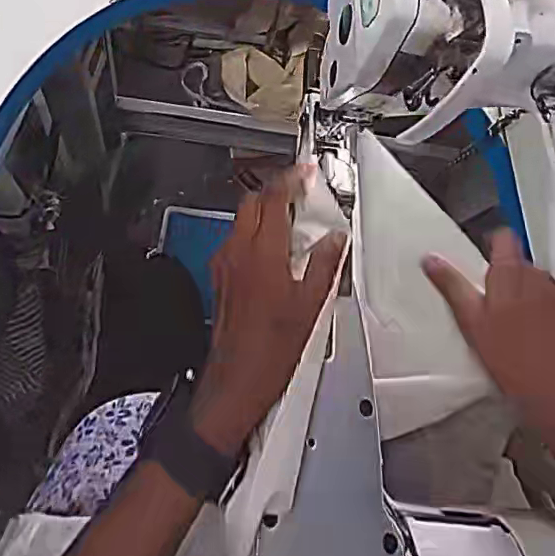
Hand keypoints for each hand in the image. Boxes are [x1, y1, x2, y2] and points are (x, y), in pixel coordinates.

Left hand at [191, 167, 346, 453]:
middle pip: (252, 201)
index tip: (305, 172)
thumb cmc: (270, 351)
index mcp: (262, 253)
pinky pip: (235, 240)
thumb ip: (324, 264)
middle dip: (275, 190)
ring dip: (263, 211)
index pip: (273, 198)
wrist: (235, 383)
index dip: (290, 179)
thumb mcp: (310, 305)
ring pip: (241, 218)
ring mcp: (225, 264)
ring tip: (290, 222)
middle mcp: (238, 252)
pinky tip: (272, 251)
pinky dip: (253, 232)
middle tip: (299, 193)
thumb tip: (335, 239)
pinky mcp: (219, 278)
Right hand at [422, 231, 554, 451]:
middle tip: (492, 310)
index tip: (484, 259)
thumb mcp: (472, 324)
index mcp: (512, 274)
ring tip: (513, 332)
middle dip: (507, 280)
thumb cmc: (517, 365)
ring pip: (538, 286)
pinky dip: (546, 317)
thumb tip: (432, 262)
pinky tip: (534, 343)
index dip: (492, 244)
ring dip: (527, 298)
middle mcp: (540, 279)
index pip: (503, 237)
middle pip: (519, 264)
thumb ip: (452, 286)